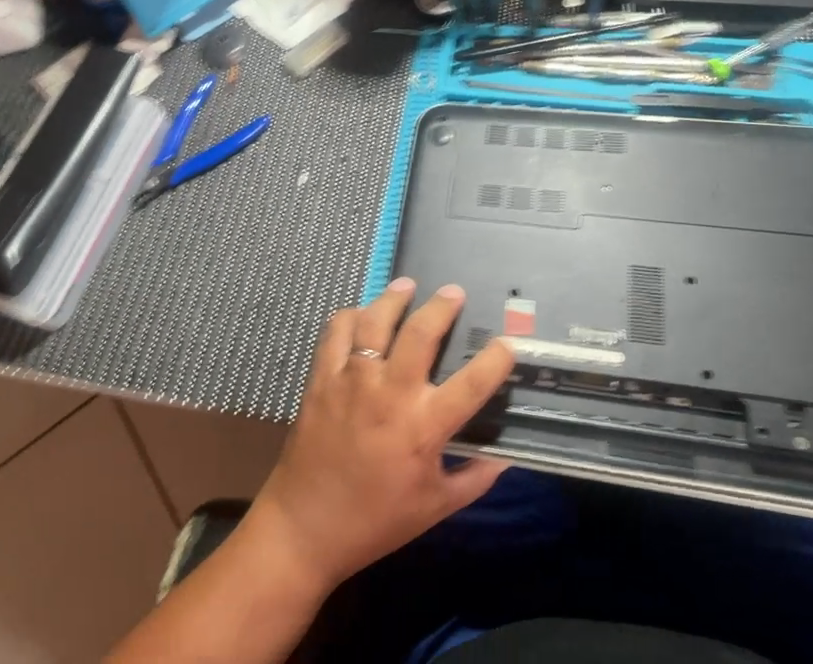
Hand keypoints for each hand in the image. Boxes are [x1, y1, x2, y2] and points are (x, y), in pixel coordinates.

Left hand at [246, 278, 514, 589]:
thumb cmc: (376, 522)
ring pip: (374, 322)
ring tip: (406, 285)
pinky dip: (350, 316)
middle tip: (453, 292)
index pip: (472, 383)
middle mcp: (389, 394)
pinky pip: (335, 333)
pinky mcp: (321, 381)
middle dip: (441, 306)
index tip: (507, 343)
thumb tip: (507, 458)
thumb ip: (475, 478)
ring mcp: (351, 382)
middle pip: (420, 333)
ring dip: (393, 298)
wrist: (304, 528)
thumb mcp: (436, 507)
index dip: (495, 359)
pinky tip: (361, 314)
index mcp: (423, 427)